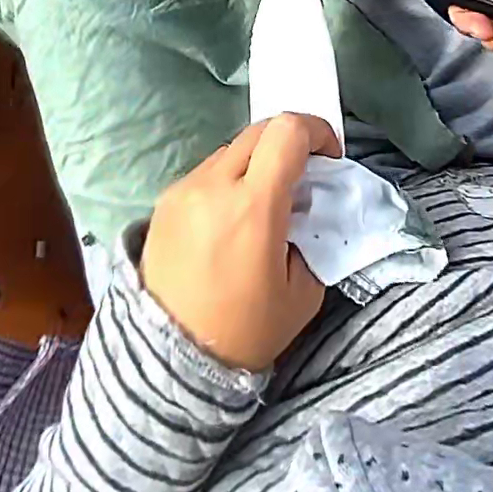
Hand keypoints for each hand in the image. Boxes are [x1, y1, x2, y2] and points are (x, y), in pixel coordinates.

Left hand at [140, 114, 334, 371]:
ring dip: (258, 161)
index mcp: (253, 207)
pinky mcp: (165, 199)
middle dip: (291, 141)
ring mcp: (184, 189)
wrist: (169, 363)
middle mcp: (214, 186)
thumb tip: (310, 202)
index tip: (327, 158)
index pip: (288, 131)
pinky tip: (230, 217)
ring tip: (262, 202)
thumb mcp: (303, 290)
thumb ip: (314, 234)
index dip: (317, 132)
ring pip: (234, 147)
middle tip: (302, 176)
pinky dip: (229, 179)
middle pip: (262, 128)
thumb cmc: (245, 332)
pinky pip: (209, 170)